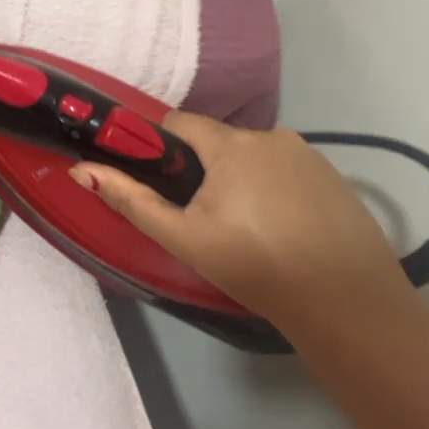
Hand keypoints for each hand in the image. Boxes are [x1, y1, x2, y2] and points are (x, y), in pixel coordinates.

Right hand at [71, 113, 414, 329]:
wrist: (349, 306)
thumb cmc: (255, 265)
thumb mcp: (182, 236)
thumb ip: (130, 198)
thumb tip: (79, 169)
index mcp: (231, 144)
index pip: (179, 122)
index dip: (162, 147)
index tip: (162, 182)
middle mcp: (272, 136)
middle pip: (218, 141)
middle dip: (203, 168)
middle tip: (203, 215)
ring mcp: (310, 156)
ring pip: (254, 156)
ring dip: (241, 178)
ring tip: (245, 227)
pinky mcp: (337, 179)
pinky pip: (287, 171)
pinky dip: (275, 189)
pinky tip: (280, 229)